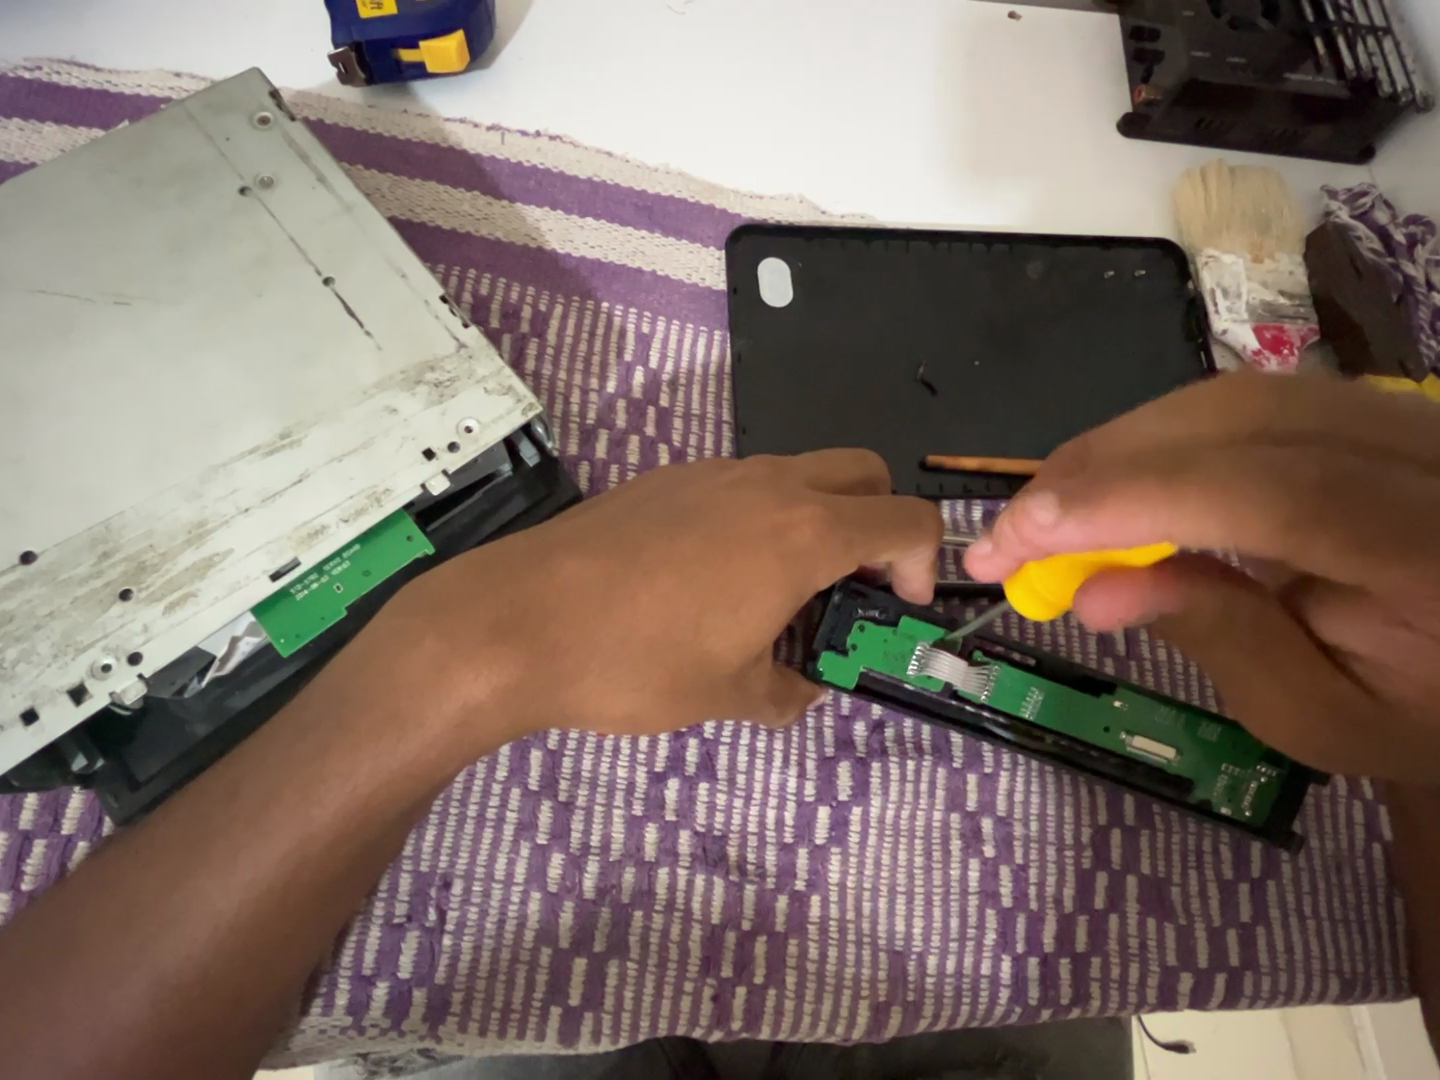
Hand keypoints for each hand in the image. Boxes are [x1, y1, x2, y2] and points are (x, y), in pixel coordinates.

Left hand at [370, 451, 941, 747]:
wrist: (517, 621)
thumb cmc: (635, 663)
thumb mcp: (728, 695)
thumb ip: (787, 691)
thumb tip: (804, 689)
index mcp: (802, 533)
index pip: (907, 519)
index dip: (923, 563)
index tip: (893, 607)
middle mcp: (767, 485)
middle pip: (863, 474)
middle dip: (878, 524)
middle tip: (847, 586)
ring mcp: (712, 472)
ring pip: (798, 472)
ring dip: (815, 517)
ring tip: (775, 590)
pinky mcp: (666, 478)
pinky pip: (741, 483)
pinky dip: (759, 516)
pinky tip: (710, 576)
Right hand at [963, 374, 1439, 785]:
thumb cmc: (1404, 724)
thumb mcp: (1303, 715)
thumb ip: (1212, 634)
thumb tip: (1092, 590)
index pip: (1288, 495)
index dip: (1139, 501)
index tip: (1024, 530)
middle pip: (1250, 426)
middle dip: (1103, 471)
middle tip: (1008, 528)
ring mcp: (1435, 418)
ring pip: (1231, 402)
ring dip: (1111, 453)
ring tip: (1036, 512)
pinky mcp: (1383, 407)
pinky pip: (1237, 407)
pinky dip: (1146, 445)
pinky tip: (1093, 485)